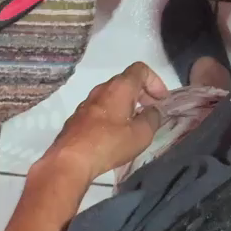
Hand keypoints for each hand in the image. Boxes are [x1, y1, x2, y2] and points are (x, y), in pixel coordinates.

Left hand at [38, 62, 166, 185]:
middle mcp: (102, 89)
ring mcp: (87, 103)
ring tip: (135, 124)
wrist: (69, 160)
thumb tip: (153, 111)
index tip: (161, 100)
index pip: (141, 69)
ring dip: (127, 104)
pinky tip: (115, 134)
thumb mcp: (141, 134)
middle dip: (142, 93)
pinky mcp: (77, 118)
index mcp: (120, 87)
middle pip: (126, 81)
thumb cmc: (109, 143)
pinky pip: (100, 108)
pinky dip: (113, 114)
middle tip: (151, 110)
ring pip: (112, 95)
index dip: (155, 81)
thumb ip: (152, 118)